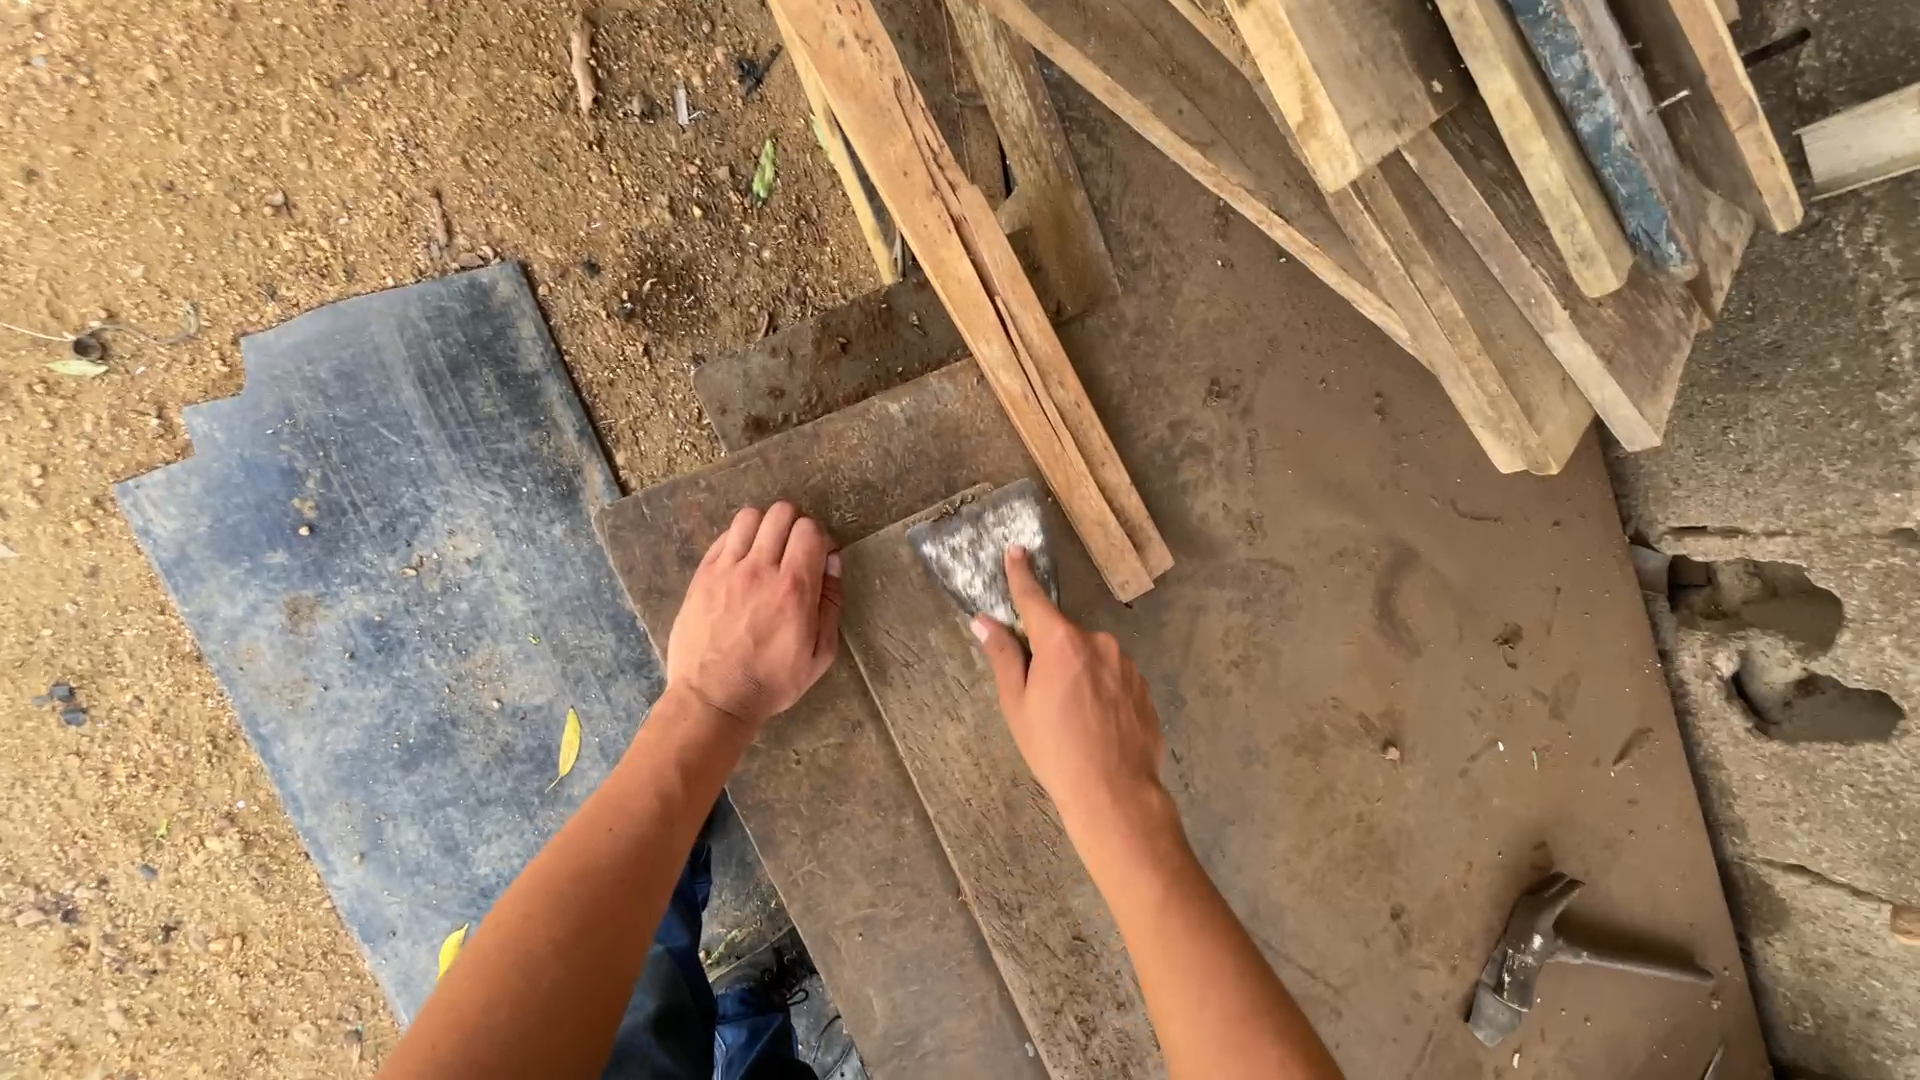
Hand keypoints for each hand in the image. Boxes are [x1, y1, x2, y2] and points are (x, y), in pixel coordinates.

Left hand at [666, 502, 842, 727]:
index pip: (811, 530)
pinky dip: (739, 540)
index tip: (818, 558)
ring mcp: (726, 570)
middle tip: (794, 550)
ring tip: (767, 550)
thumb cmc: (773, 682)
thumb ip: (831, 603)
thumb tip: (833, 562)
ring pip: (749, 517)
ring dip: (765, 527)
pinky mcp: (702, 576)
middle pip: (781, 513)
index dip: (820, 538)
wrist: (714, 699)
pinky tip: (743, 562)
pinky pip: (723, 537)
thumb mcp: (820, 653)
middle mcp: (760, 570)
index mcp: (794, 589)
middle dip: (795, 525)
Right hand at [972, 545, 1166, 823]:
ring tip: (1074, 719)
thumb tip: (985, 622)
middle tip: (1043, 697)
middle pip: (1063, 636)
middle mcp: (1098, 642)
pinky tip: (1097, 724)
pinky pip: (1113, 677)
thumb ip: (1003, 657)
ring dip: (1078, 674)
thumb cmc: (1056, 750)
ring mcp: (1126, 663)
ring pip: (1091, 657)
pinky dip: (1100, 690)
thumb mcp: (1018, 705)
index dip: (1021, 574)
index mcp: (1061, 643)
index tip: (1016, 550)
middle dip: (1050, 654)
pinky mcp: (1143, 685)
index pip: (1034, 599)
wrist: (1116, 792)